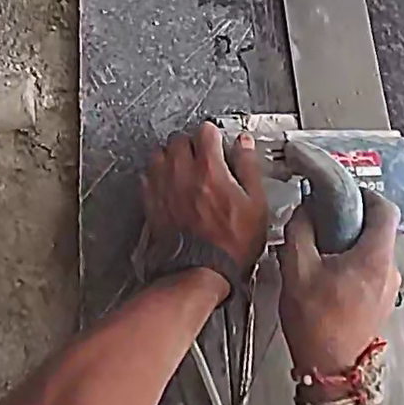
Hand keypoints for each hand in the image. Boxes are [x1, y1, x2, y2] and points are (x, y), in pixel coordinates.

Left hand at [142, 122, 268, 275]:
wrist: (200, 272)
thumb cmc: (229, 245)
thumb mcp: (256, 205)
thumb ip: (249, 169)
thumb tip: (244, 145)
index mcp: (209, 170)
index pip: (206, 131)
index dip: (214, 134)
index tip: (218, 141)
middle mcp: (182, 174)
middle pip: (179, 139)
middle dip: (191, 142)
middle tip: (201, 154)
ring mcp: (163, 188)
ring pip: (159, 154)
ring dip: (171, 156)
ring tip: (183, 166)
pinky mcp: (152, 203)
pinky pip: (147, 176)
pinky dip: (156, 175)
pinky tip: (168, 184)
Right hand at [279, 190, 400, 378]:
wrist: (329, 367)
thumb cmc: (316, 323)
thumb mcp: (296, 268)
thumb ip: (299, 231)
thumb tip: (304, 211)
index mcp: (374, 258)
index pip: (384, 208)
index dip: (363, 193)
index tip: (340, 192)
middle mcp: (389, 270)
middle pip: (378, 228)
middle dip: (349, 219)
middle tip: (321, 221)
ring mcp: (388, 287)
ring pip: (372, 249)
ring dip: (347, 242)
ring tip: (318, 251)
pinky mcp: (381, 300)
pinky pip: (369, 268)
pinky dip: (350, 261)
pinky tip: (325, 273)